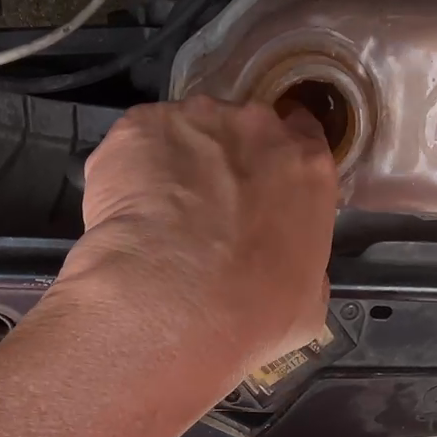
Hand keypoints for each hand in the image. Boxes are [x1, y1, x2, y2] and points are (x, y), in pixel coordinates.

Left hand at [58, 96, 338, 377]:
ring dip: (178, 167)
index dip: (278, 166)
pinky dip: (131, 174)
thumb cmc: (252, 315)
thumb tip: (287, 263)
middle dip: (227, 165)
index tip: (262, 192)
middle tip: (209, 217)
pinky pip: (136, 145)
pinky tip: (128, 219)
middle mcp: (256, 127)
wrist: (173, 307)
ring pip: (187, 135)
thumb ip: (305, 264)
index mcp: (307, 167)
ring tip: (161, 223)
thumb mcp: (308, 306)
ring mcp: (194, 120)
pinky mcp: (139, 127)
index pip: (302, 138)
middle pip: (243, 132)